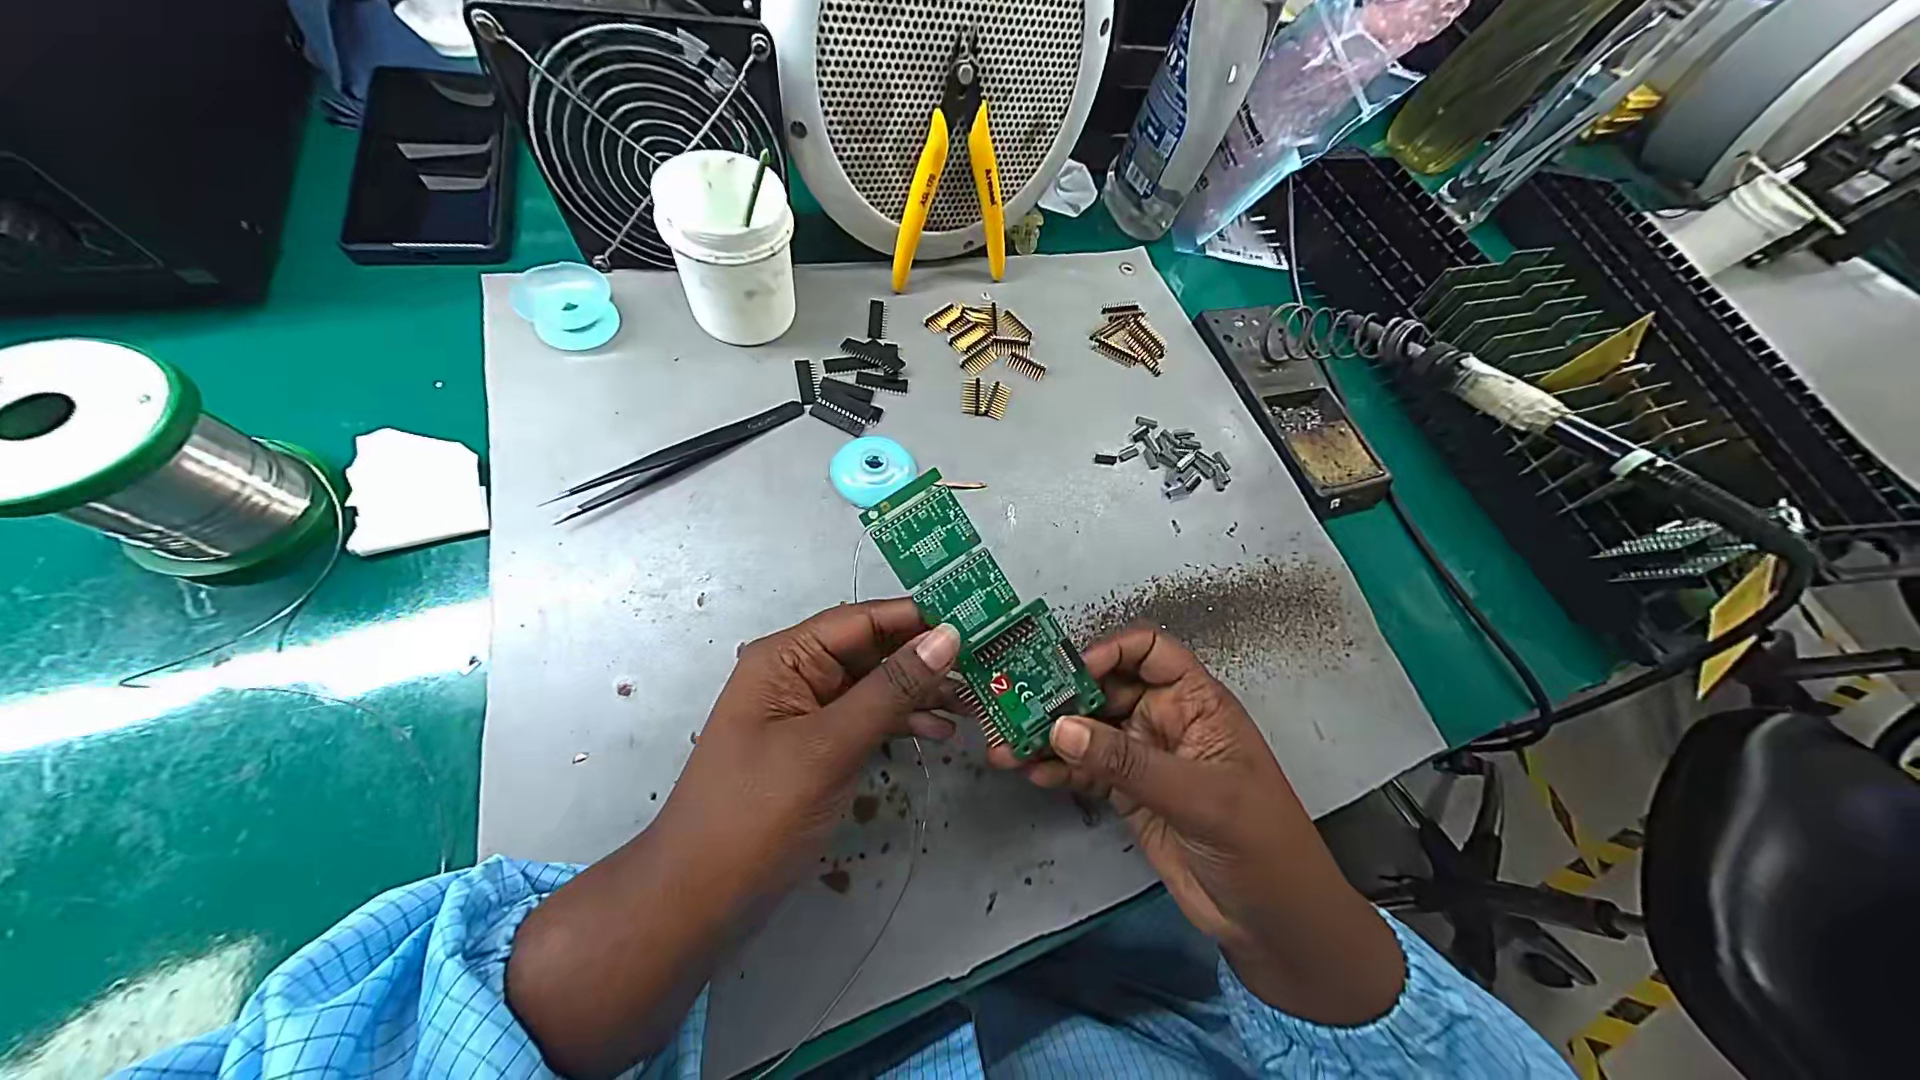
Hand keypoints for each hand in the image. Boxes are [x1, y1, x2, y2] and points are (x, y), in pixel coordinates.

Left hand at [508, 600, 959, 1077]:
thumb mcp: (829, 746)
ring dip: (920, 693)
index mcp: (786, 657)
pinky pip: (868, 719)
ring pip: (876, 686)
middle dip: (926, 660)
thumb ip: (891, 689)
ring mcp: (809, 712)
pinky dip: (902, 722)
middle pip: (873, 651)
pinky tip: (938, 733)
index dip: (918, 619)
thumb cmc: (757, 814)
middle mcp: (797, 674)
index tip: (977, 624)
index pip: (862, 620)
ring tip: (972, 705)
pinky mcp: (819, 746)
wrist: (699, 901)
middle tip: (985, 671)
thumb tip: (948, 637)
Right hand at [990, 624, 1404, 1025]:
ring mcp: (1142, 757)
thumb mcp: (1199, 797)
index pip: (1150, 652)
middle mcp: (1163, 719)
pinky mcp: (1126, 792)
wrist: (1274, 923)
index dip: (1109, 652)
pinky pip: (1084, 768)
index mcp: (1196, 702)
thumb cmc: (1260, 845)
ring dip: (1047, 735)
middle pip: (1104, 689)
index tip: (1069, 674)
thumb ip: (1128, 762)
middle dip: (1060, 697)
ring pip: (1086, 730)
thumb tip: (1061, 728)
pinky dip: (1057, 768)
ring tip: (1007, 746)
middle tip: (1013, 707)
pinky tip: (1032, 773)